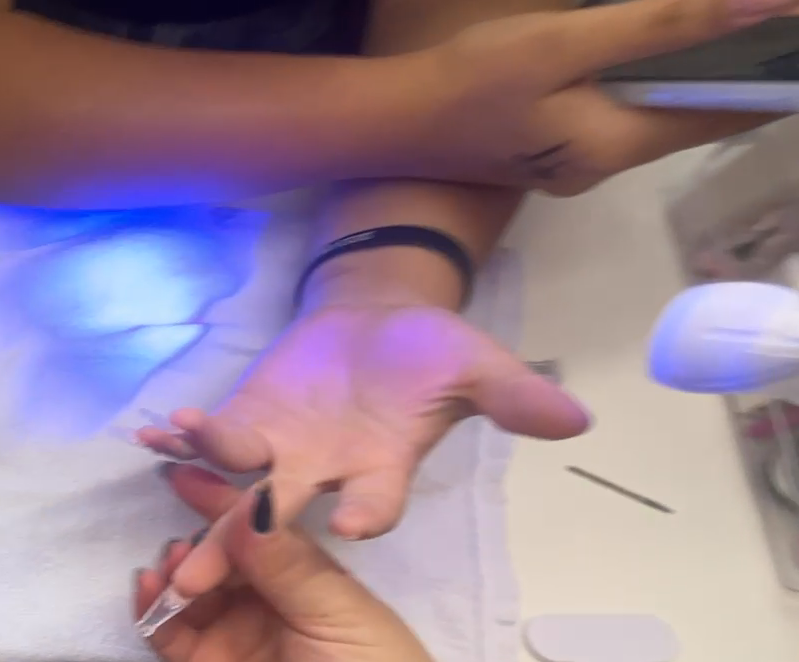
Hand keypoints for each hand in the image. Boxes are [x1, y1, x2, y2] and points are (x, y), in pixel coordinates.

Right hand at [134, 465, 480, 661]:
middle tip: (175, 524)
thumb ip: (288, 565)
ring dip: (175, 569)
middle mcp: (264, 600)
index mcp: (310, 580)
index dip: (228, 502)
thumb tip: (246, 506)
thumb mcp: (343, 616)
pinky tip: (147, 588)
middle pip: (219, 555)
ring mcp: (229, 633)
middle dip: (196, 535)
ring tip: (172, 565)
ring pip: (189, 587)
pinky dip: (151, 608)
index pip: (261, 532)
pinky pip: (167, 630)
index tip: (192, 469)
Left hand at [139, 301, 586, 600]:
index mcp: (374, 473)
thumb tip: (574, 420)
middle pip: (271, 520)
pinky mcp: (242, 423)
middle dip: (232, 548)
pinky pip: (207, 437)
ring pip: (229, 484)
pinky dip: (184, 435)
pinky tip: (153, 435)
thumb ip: (509, 394)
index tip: (357, 525)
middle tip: (193, 585)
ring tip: (166, 493)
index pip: (372, 501)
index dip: (367, 510)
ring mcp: (271, 454)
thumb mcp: (475, 367)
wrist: (374, 326)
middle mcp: (315, 476)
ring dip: (195, 491)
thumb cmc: (428, 356)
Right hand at [418, 0, 798, 195]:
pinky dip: (643, 87)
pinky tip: (643, 57)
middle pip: (691, 117)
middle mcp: (594, 167)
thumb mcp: (568, 43)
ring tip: (719, 32)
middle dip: (735, 70)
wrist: (384, 122)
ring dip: (687, 78)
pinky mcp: (539, 154)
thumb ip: (668, 25)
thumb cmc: (469, 83)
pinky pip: (614, 119)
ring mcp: (563, 165)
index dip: (778, 75)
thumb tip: (779, 7)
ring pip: (652, 117)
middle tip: (767, 25)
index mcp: (612, 145)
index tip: (794, 45)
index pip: (729, 112)